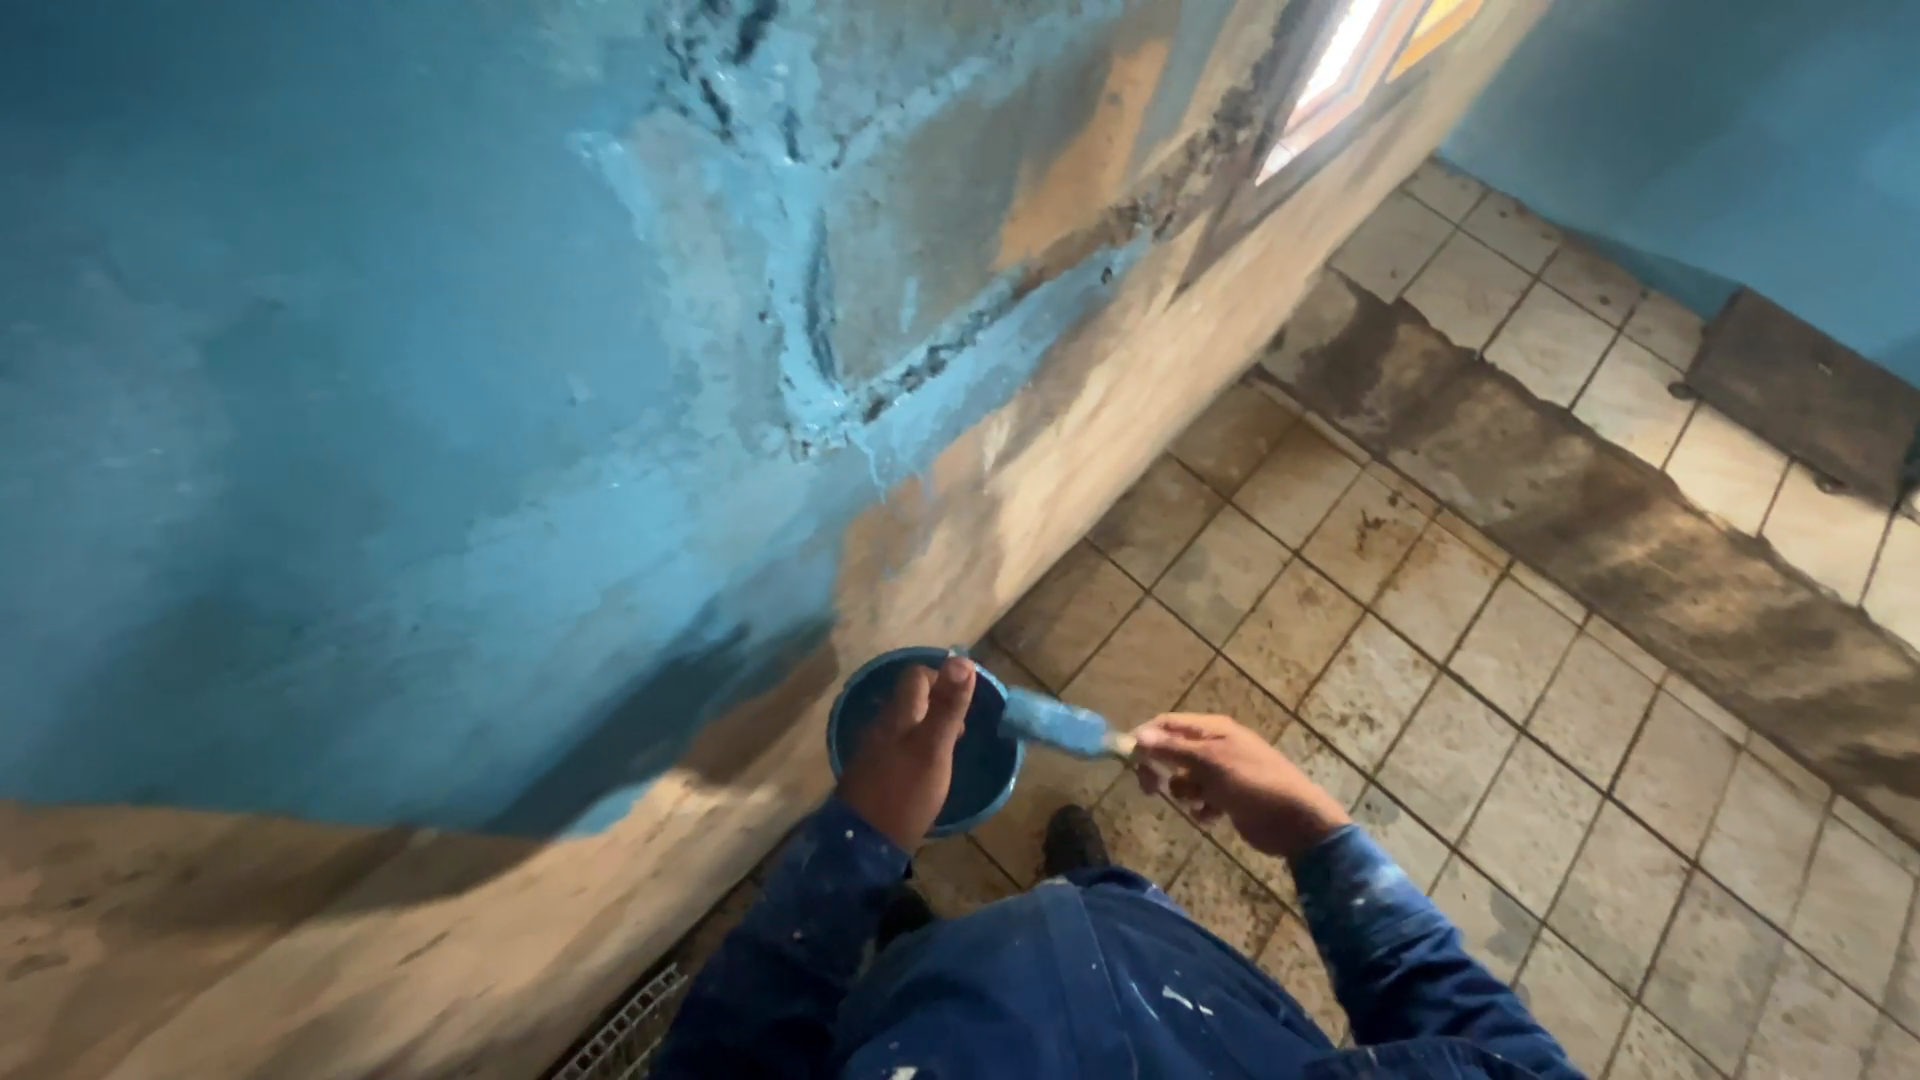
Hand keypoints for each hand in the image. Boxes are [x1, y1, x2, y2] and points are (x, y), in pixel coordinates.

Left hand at [836, 655, 976, 849]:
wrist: (862, 842)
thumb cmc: (905, 791)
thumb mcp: (935, 747)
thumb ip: (948, 705)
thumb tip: (962, 660)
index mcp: (898, 714)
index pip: (916, 676)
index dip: (941, 678)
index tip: (963, 700)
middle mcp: (881, 724)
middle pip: (910, 698)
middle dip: (937, 703)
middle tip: (961, 729)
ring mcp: (873, 749)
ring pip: (904, 722)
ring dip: (928, 726)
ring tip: (949, 748)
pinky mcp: (872, 772)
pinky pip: (897, 744)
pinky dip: (916, 745)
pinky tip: (927, 768)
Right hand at [1133, 713, 1351, 861]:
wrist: (1295, 820)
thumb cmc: (1250, 782)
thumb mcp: (1207, 762)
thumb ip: (1171, 749)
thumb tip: (1138, 735)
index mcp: (1212, 729)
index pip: (1167, 723)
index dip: (1146, 738)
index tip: (1130, 760)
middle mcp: (1215, 746)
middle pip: (1172, 751)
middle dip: (1161, 768)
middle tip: (1151, 788)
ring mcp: (1223, 772)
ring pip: (1185, 778)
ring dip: (1184, 792)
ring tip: (1199, 802)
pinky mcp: (1229, 797)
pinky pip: (1201, 798)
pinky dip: (1202, 807)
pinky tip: (1212, 816)